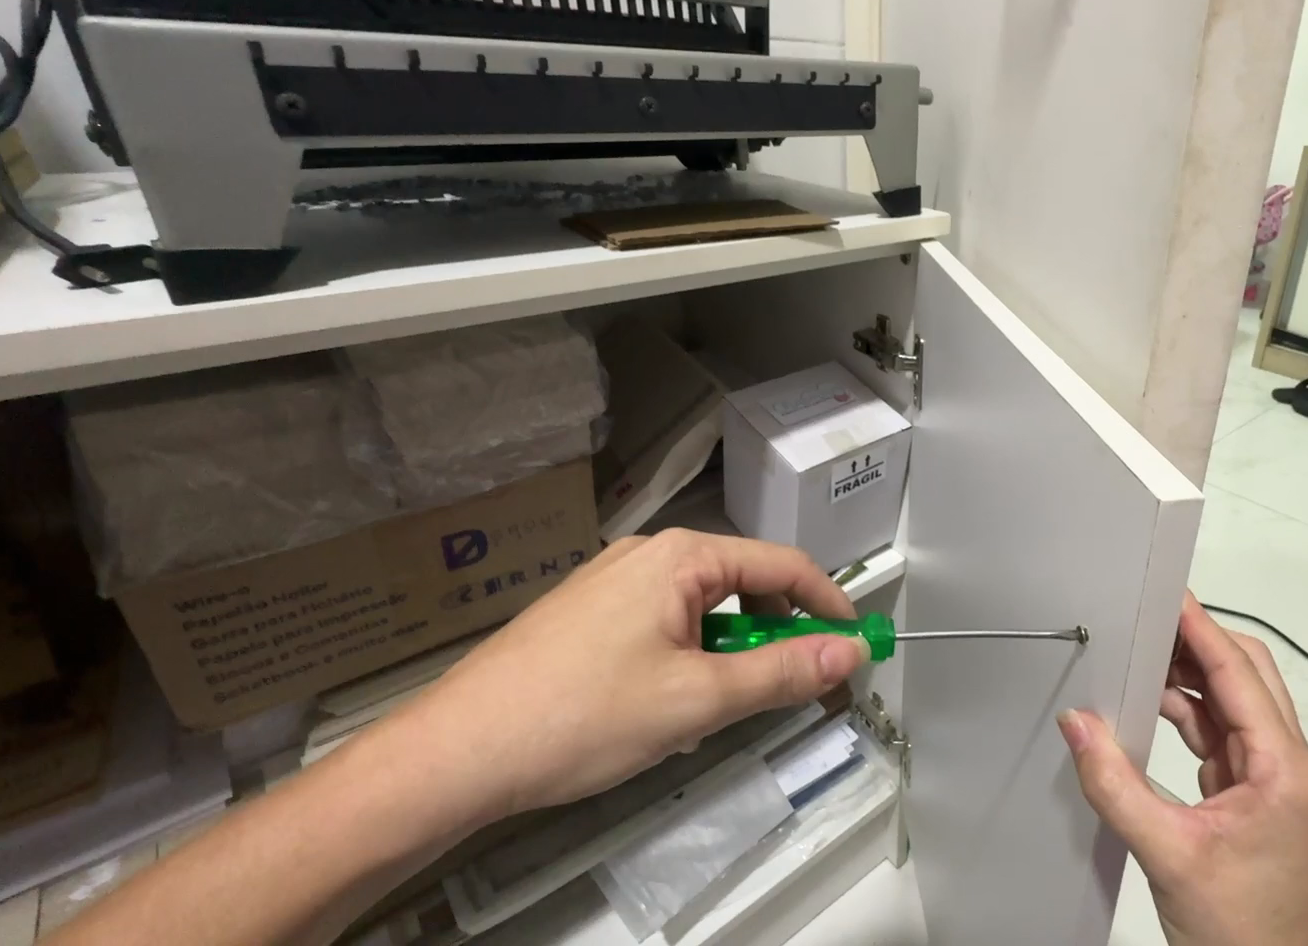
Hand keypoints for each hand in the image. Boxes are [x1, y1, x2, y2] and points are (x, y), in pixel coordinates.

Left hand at [372, 529, 868, 825]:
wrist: (453, 754)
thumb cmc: (581, 717)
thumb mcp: (698, 699)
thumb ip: (783, 673)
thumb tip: (851, 652)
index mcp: (682, 556)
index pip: (783, 565)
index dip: (828, 603)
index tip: (855, 645)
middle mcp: (650, 553)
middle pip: (743, 584)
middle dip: (777, 634)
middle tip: (794, 687)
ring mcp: (613, 580)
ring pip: (703, 608)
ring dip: (730, 650)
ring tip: (718, 706)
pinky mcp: (589, 611)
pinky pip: (666, 621)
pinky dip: (691, 654)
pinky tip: (668, 702)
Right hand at [1058, 597, 1307, 945]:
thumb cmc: (1237, 930)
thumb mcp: (1168, 855)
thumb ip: (1116, 785)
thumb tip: (1075, 722)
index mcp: (1284, 770)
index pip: (1240, 675)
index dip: (1202, 629)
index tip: (1168, 593)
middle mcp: (1288, 766)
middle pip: (1248, 679)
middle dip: (1200, 644)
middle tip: (1149, 621)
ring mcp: (1273, 783)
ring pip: (1234, 706)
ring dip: (1192, 678)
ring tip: (1142, 655)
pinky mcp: (1254, 799)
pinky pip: (1221, 738)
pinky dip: (1188, 715)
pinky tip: (1153, 706)